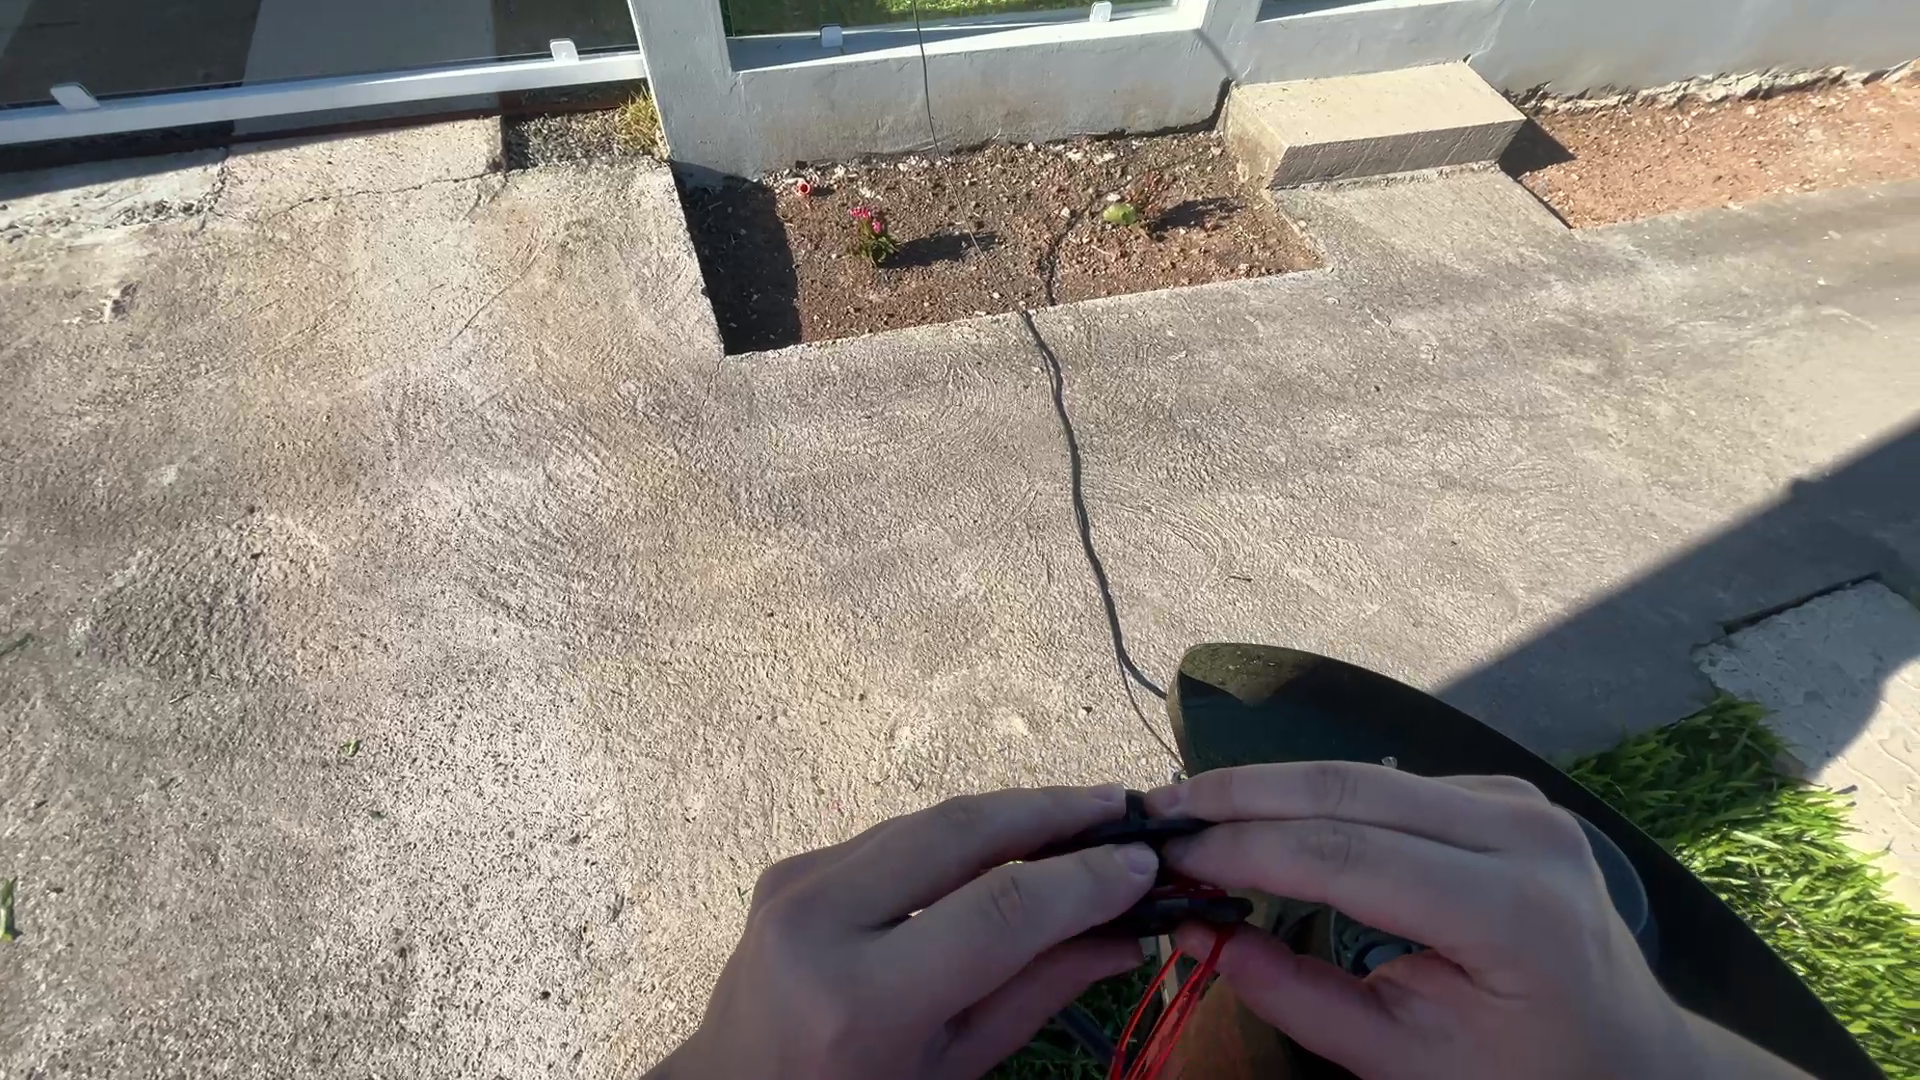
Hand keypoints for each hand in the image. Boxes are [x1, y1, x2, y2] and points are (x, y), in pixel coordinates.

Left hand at [646, 785, 1158, 1079]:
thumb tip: (1124, 932)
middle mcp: (818, 920)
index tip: (1142, 858)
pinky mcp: (793, 864)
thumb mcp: (951, 1073)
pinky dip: (962, 834)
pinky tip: (1010, 836)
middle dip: (1051, 809)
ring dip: (1012, 812)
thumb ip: (1036, 994)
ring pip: (930, 821)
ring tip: (1082, 810)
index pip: (996, 912)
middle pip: (959, 831)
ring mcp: (797, 880)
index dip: (1079, 879)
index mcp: (857, 1002)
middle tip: (1120, 803)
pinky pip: (898, 837)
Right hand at [1147, 764, 1712, 1079]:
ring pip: (1350, 773)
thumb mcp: (1407, 1062)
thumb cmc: (1527, 1077)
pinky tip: (1257, 810)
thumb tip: (1194, 929)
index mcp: (1515, 912)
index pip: (1343, 855)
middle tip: (1160, 808)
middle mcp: (1519, 829)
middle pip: (1341, 788)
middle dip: (1237, 794)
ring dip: (1261, 786)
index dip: (1243, 848)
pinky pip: (1373, 782)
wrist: (1642, 1057)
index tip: (1170, 855)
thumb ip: (1293, 994)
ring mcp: (1510, 797)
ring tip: (1191, 805)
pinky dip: (1303, 794)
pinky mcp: (1490, 788)